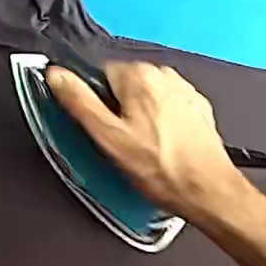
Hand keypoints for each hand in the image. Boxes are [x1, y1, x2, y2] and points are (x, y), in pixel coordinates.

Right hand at [44, 61, 253, 220]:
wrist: (209, 191)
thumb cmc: (162, 169)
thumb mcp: (108, 137)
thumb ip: (79, 101)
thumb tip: (56, 75)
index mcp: (139, 75)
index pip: (100, 74)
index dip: (96, 103)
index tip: (102, 126)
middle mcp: (164, 75)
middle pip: (122, 85)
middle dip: (118, 110)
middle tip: (122, 141)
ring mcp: (183, 91)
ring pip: (145, 97)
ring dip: (140, 116)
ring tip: (145, 148)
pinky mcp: (196, 108)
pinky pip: (166, 108)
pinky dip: (161, 123)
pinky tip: (163, 147)